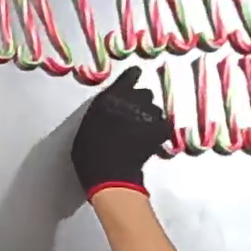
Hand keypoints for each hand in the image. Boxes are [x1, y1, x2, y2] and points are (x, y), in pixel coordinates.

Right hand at [70, 67, 171, 199]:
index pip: (130, 76)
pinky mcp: (159, 129)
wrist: (108, 175)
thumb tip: (109, 112)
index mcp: (110, 98)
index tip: (135, 79)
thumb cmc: (89, 156)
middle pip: (145, 94)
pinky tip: (151, 141)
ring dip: (150, 117)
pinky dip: (158, 131)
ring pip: (155, 109)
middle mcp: (131, 101)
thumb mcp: (87, 128)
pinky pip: (163, 125)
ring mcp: (147, 114)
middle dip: (141, 103)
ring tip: (140, 132)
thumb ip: (101, 113)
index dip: (133, 78)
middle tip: (133, 117)